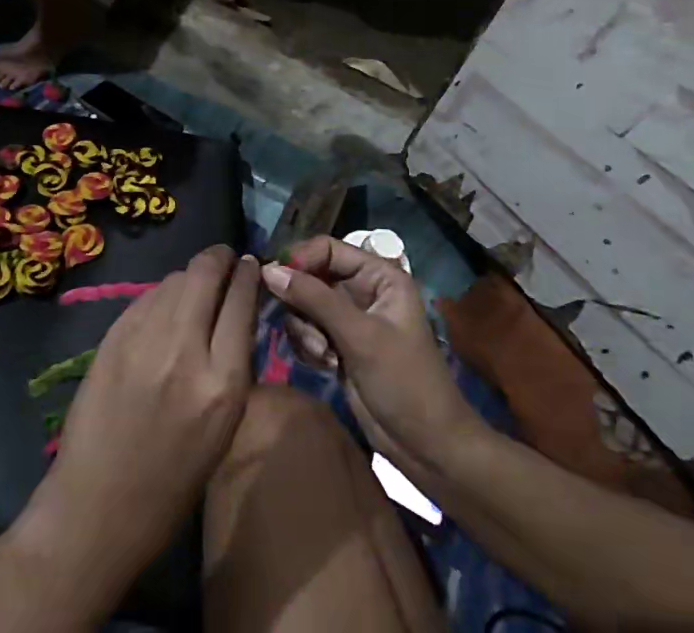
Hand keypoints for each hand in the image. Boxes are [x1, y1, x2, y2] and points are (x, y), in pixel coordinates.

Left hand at [34, 245, 260, 576]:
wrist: (99, 505)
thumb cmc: (173, 482)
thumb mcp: (224, 428)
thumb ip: (232, 367)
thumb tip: (235, 318)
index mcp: (224, 383)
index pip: (242, 303)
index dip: (248, 276)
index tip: (250, 264)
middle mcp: (186, 352)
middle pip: (205, 276)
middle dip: (219, 258)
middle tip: (225, 256)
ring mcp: (143, 341)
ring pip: (172, 281)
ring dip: (189, 275)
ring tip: (196, 281)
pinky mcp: (111, 340)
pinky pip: (144, 299)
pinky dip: (160, 294)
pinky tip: (164, 303)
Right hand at [261, 237, 474, 473]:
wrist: (425, 443)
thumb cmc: (403, 381)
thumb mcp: (359, 335)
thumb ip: (313, 298)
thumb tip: (267, 269)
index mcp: (380, 276)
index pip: (327, 249)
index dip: (300, 260)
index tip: (273, 280)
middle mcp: (363, 291)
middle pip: (311, 277)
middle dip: (302, 304)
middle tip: (305, 329)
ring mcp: (349, 319)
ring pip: (304, 306)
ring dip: (305, 330)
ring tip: (324, 355)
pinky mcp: (339, 345)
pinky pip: (307, 331)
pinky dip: (309, 346)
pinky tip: (326, 366)